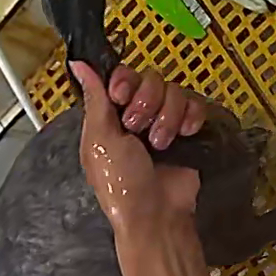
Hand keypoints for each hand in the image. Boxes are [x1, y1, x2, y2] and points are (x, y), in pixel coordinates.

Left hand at [74, 61, 206, 236]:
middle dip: (146, 103)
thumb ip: (95, 99)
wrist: (157, 211)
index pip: (123, 75)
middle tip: (139, 129)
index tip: (121, 99)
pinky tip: (185, 134)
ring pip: (175, 92)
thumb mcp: (100, 139)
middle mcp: (140, 113)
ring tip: (162, 143)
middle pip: (151, 80)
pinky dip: (192, 117)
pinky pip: (196, 108)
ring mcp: (167, 122)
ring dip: (168, 117)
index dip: (125, 81)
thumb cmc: (121, 181)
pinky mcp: (190, 133)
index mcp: (112, 113)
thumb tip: (78, 64)